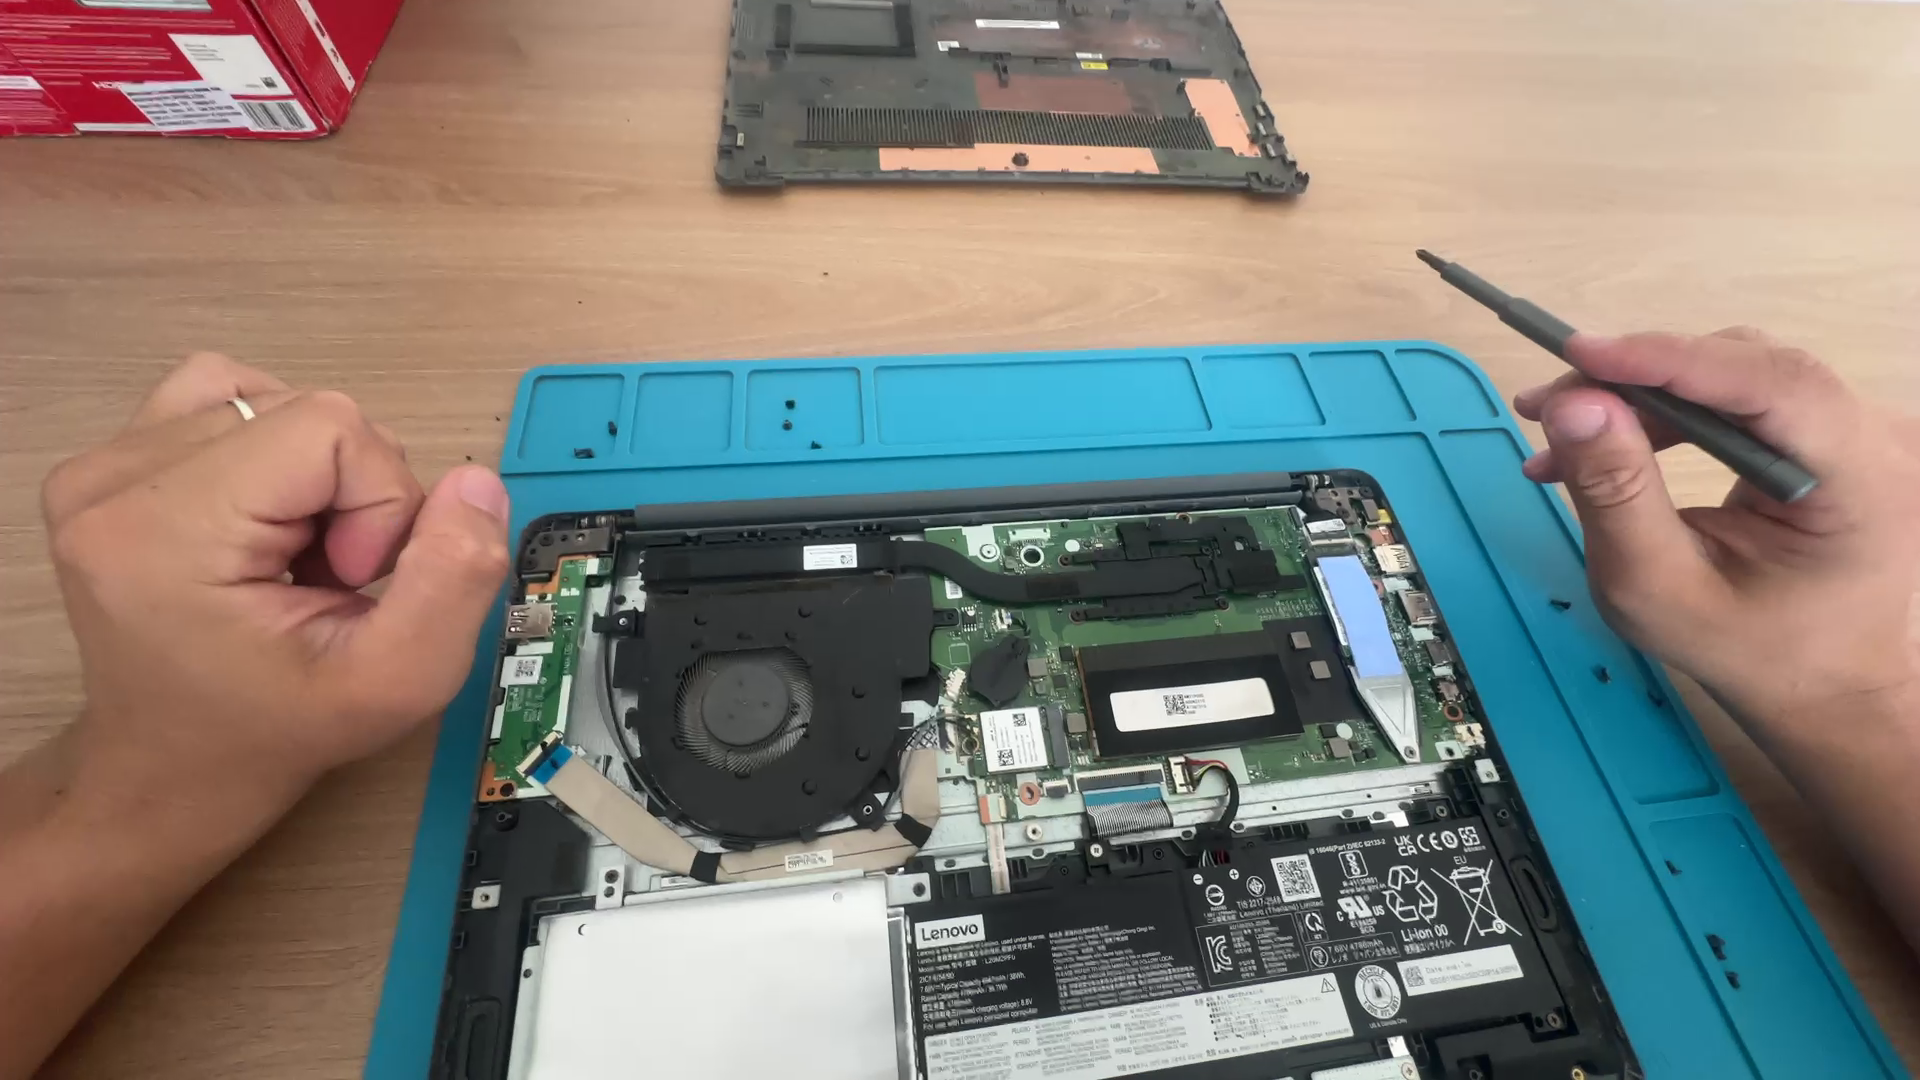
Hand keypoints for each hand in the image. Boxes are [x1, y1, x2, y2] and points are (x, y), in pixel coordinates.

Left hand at [42, 353, 511, 807]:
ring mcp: (109, 462)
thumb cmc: (292, 724)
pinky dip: (293, 447)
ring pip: (289, 404)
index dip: (386, 503)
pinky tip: (286, 508)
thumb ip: (457, 576)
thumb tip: (480, 481)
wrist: (186, 759)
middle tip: (337, 575)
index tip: (357, 579)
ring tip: (310, 551)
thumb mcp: (408, 675)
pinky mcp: (124, 459)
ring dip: (335, 477)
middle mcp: (114, 477)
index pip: (334, 430)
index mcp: (164, 530)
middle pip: (315, 414)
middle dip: (364, 494)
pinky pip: (240, 398)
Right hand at [1514, 328, 1918, 732]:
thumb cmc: (1739, 646)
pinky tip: (1596, 448)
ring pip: (1727, 378)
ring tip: (1551, 438)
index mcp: (1861, 481)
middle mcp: (1876, 438)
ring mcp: (1852, 434)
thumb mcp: (1650, 580)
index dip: (1667, 358)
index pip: (1769, 384)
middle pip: (1744, 368)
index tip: (1575, 353)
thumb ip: (1612, 492)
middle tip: (1539, 409)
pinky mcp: (1819, 439)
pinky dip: (1653, 417)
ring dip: (1631, 398)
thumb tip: (1573, 405)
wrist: (1823, 682)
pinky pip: (1727, 402)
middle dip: (1632, 379)